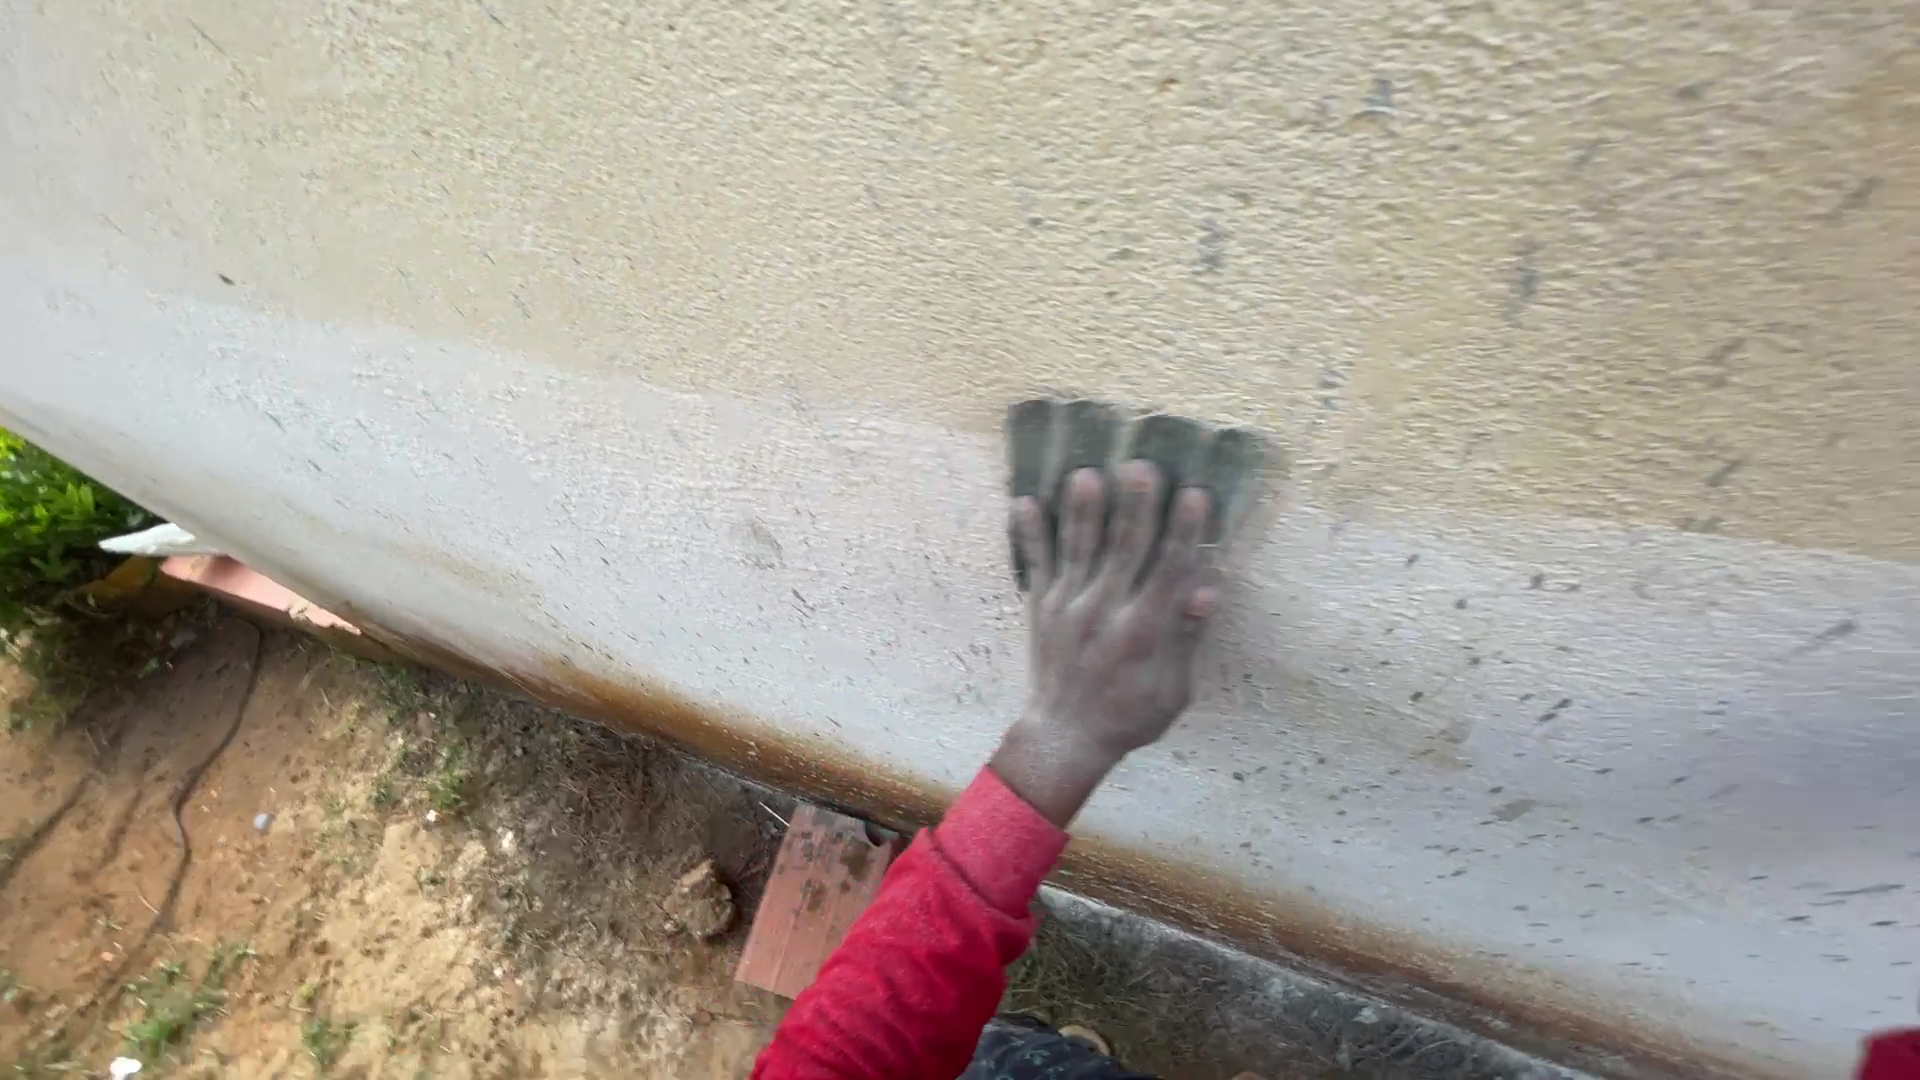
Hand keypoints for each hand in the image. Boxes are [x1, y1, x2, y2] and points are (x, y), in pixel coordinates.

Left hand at [990, 462, 1219, 825]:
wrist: (1066, 735)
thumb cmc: (1130, 715)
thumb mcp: (1174, 689)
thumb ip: (1187, 638)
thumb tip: (1208, 591)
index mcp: (1143, 632)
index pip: (1169, 571)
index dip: (1183, 532)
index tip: (1195, 494)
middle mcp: (1104, 613)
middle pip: (1124, 551)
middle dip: (1134, 508)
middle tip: (1141, 467)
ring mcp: (1067, 608)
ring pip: (1077, 550)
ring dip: (1081, 511)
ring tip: (1084, 474)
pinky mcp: (1041, 608)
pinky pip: (1036, 565)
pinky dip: (1029, 535)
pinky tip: (1023, 501)